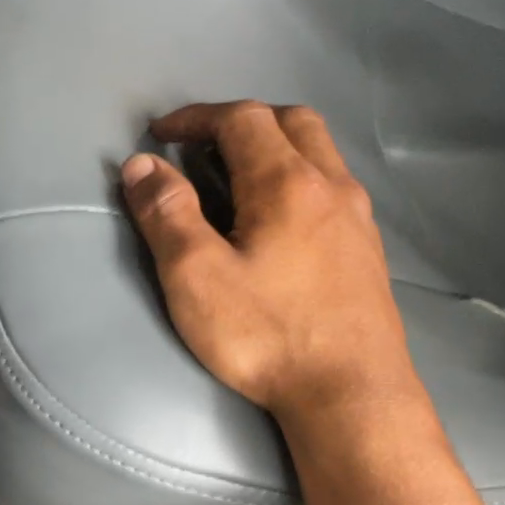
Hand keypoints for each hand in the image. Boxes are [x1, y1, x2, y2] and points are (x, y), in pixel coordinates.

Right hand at [121, 102, 421, 423]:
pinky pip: (329, 184)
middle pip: (291, 122)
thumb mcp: (194, 276)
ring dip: (272, 144)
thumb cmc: (262, 333)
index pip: (242, 121)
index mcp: (286, 184)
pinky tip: (272, 215)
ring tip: (230, 175)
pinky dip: (293, 174)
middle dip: (239, 121)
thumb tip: (141, 164)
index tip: (159, 133)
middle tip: (197, 146)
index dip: (197, 117)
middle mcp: (330, 185)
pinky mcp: (362, 246)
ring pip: (318, 151)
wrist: (346, 387)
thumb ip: (167, 216)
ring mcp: (354, 216)